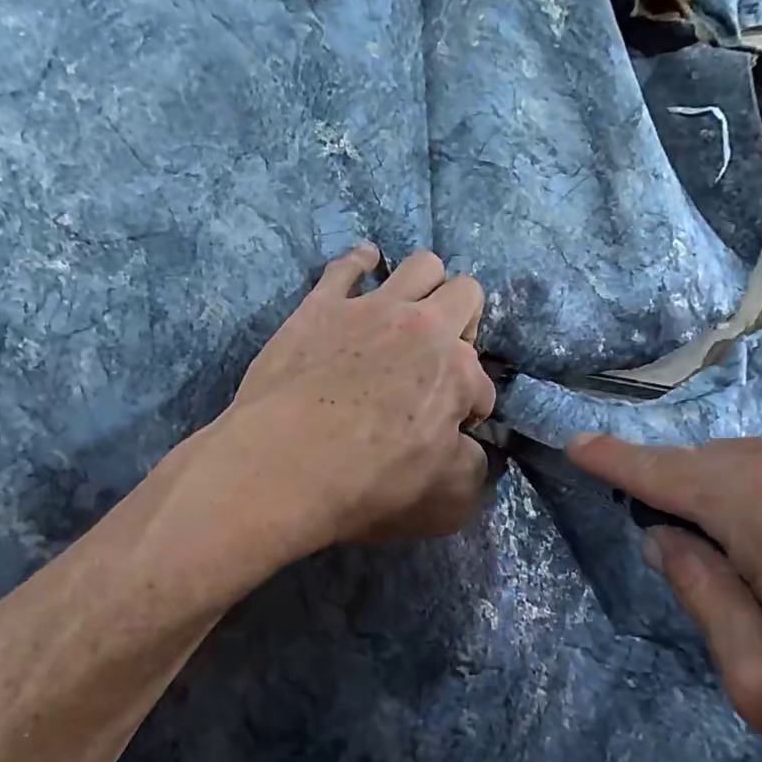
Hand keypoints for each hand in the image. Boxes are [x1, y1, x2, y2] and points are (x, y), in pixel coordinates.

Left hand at [213, 244, 494, 549]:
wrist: (279, 468)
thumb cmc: (369, 485)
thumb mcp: (450, 500)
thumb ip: (476, 467)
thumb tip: (470, 447)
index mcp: (458, 371)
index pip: (483, 385)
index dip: (471, 412)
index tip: (450, 432)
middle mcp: (424, 327)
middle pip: (468, 294)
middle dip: (466, 323)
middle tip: (442, 360)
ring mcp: (371, 308)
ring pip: (422, 264)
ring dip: (428, 284)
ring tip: (414, 310)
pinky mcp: (321, 304)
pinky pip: (348, 264)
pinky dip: (362, 261)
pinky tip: (367, 263)